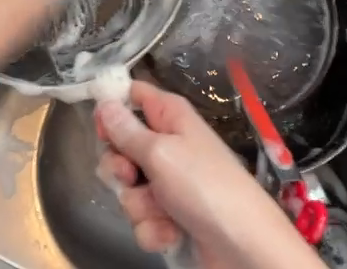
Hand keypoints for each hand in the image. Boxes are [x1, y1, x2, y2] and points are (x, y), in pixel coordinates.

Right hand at [96, 81, 321, 268]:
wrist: (245, 251)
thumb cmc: (205, 187)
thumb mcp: (161, 152)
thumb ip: (126, 131)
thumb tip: (103, 102)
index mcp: (169, 115)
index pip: (131, 95)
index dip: (112, 109)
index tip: (101, 130)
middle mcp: (167, 144)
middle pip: (121, 146)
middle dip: (119, 167)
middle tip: (131, 176)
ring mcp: (168, 184)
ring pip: (128, 187)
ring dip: (140, 204)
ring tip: (163, 211)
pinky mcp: (170, 218)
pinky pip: (142, 218)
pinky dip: (153, 228)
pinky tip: (172, 233)